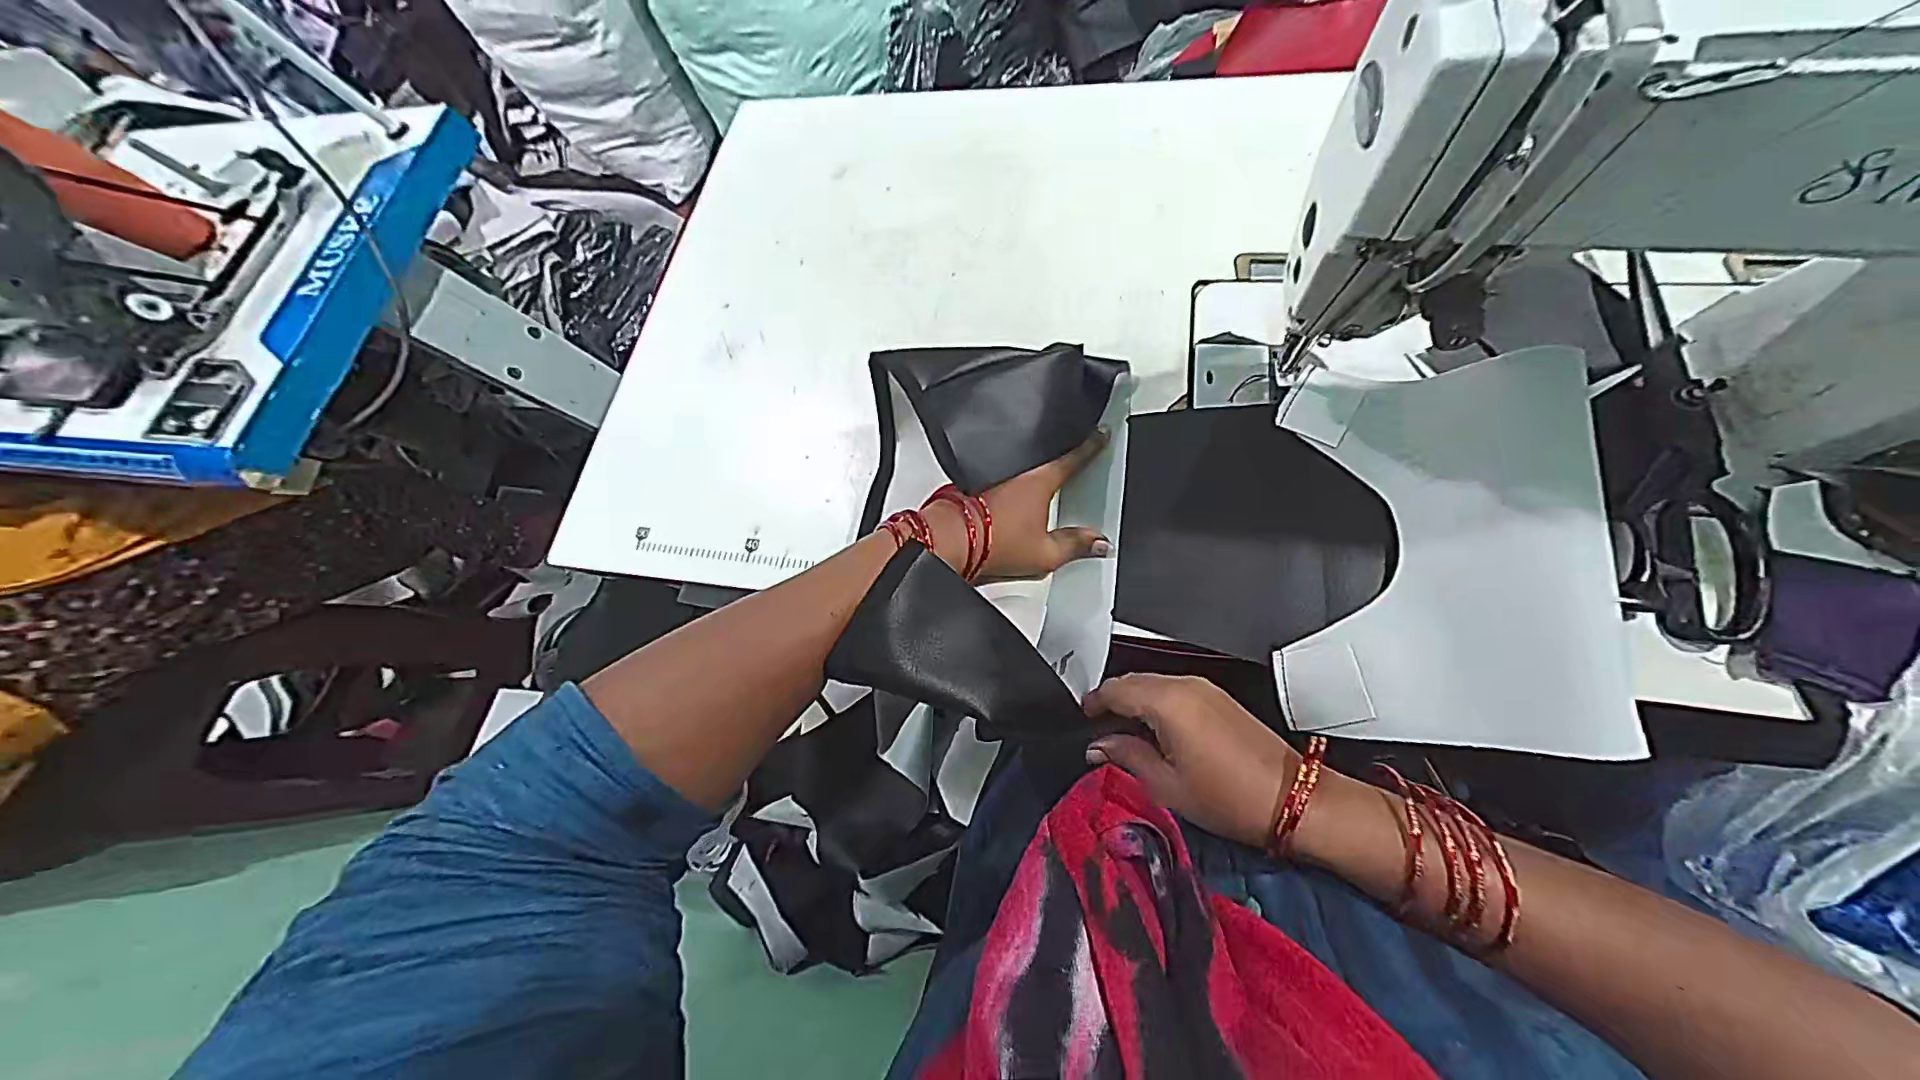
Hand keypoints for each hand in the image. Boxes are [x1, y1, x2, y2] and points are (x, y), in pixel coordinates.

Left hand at [923, 429, 1112, 580]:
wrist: (951, 541)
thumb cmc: (992, 542)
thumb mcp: (1045, 553)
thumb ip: (1075, 545)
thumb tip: (1097, 543)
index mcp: (1041, 480)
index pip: (1075, 458)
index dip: (1092, 445)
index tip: (1100, 433)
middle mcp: (1018, 470)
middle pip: (1047, 460)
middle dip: (1061, 460)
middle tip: (1075, 463)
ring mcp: (995, 473)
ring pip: (1023, 468)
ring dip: (1033, 474)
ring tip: (1042, 491)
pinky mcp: (976, 481)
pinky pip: (1002, 476)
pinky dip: (1011, 483)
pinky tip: (1012, 498)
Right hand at [1082, 674, 1301, 848]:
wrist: (1293, 800)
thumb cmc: (1230, 797)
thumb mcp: (1166, 785)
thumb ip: (1126, 756)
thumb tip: (1100, 746)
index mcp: (1167, 702)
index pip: (1115, 690)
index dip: (1093, 703)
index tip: (1083, 718)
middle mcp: (1185, 685)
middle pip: (1133, 681)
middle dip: (1112, 700)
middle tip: (1100, 730)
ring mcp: (1205, 688)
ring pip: (1153, 683)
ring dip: (1135, 701)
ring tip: (1126, 734)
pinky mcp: (1218, 697)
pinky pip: (1174, 689)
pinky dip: (1157, 702)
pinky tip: (1156, 731)